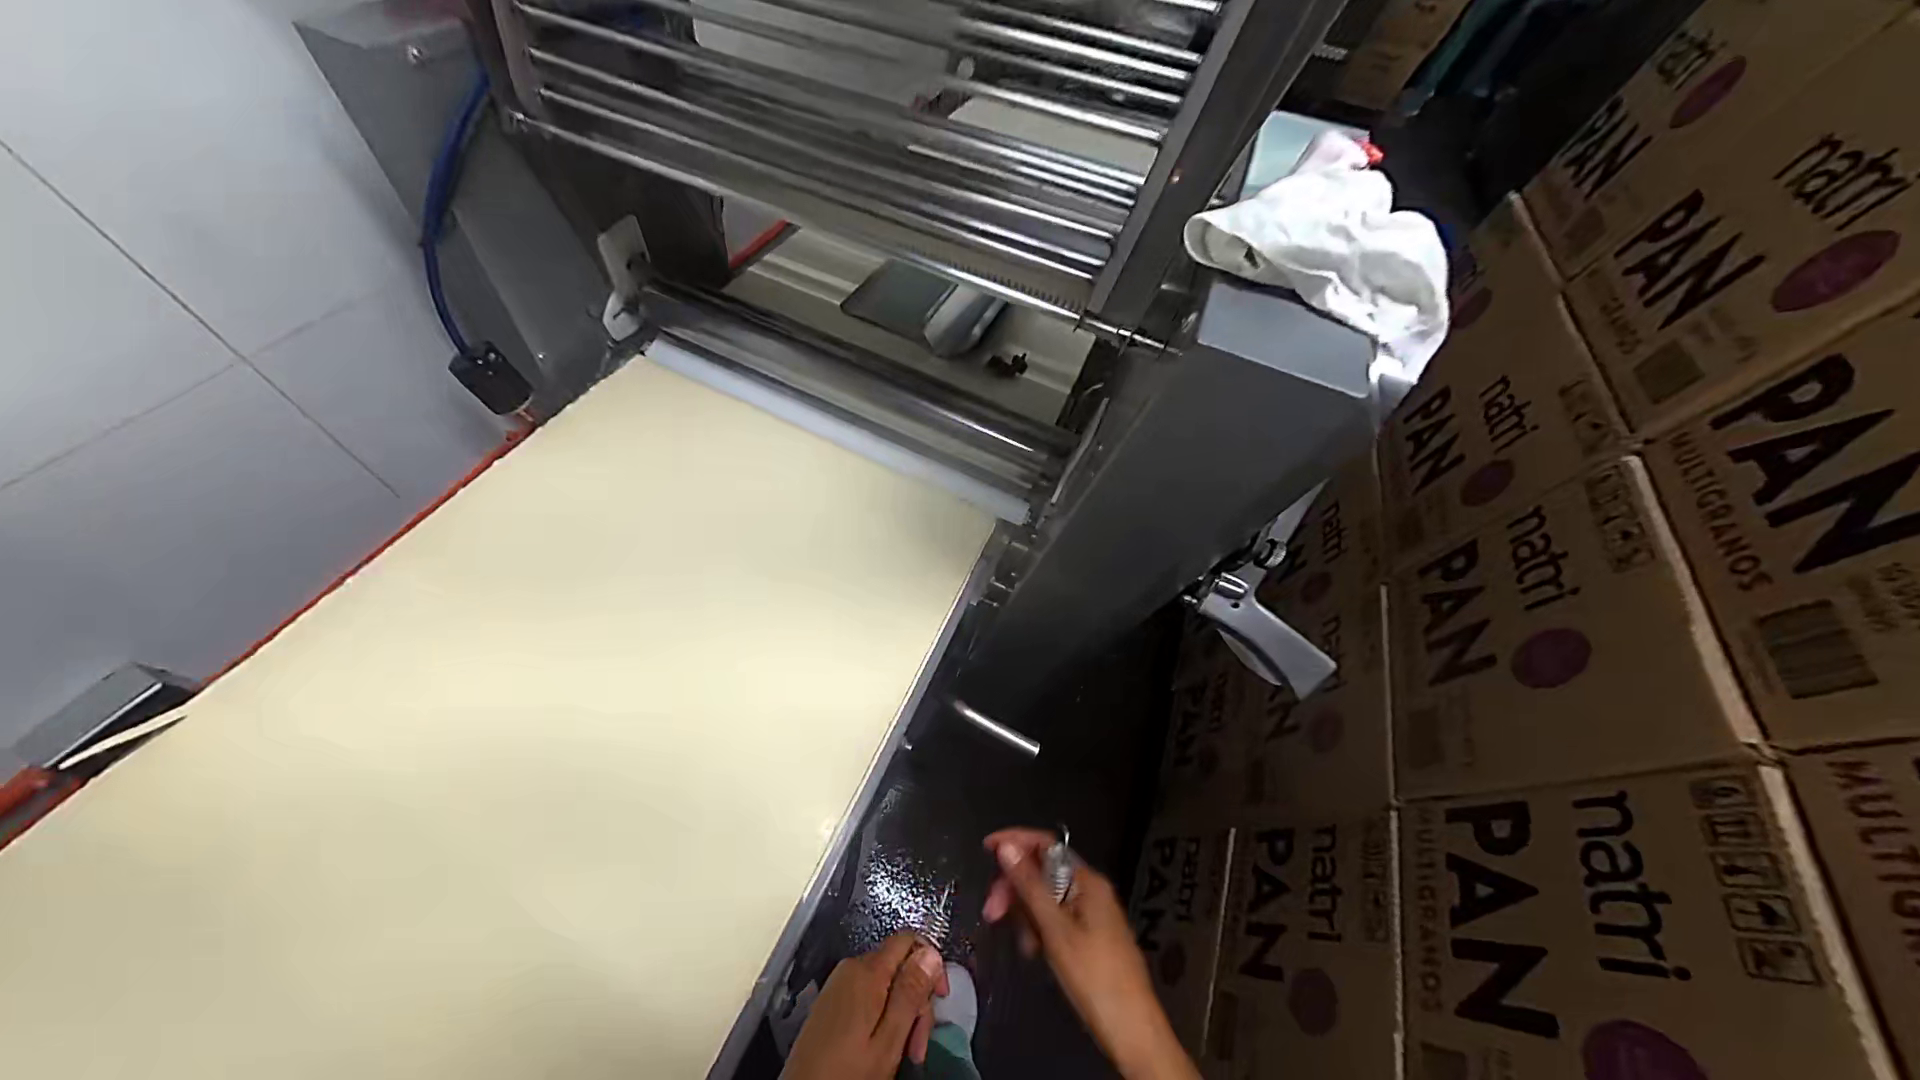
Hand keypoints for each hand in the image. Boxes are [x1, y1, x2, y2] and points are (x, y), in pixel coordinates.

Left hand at [783, 933, 948, 1079]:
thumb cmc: (847, 1073)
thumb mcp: (888, 1039)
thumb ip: (911, 992)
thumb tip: (931, 952)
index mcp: (868, 971)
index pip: (908, 940)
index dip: (931, 963)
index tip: (939, 998)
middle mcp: (852, 968)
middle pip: (899, 966)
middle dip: (915, 1000)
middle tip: (918, 1045)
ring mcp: (840, 984)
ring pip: (886, 983)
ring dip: (901, 1013)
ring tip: (903, 1053)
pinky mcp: (832, 1000)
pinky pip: (868, 994)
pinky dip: (882, 1016)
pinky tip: (882, 1046)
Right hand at [982, 829, 1200, 1079]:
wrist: (1133, 1032)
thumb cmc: (1094, 977)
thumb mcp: (1055, 930)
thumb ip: (1029, 886)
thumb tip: (1006, 847)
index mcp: (1087, 881)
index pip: (1046, 844)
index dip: (1015, 842)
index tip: (987, 848)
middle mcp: (1090, 890)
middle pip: (1043, 872)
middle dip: (1015, 888)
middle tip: (991, 911)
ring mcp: (1092, 913)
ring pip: (1046, 898)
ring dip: (1026, 914)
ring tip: (1023, 945)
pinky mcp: (1090, 936)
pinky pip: (1056, 919)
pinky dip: (1040, 930)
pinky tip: (1035, 952)